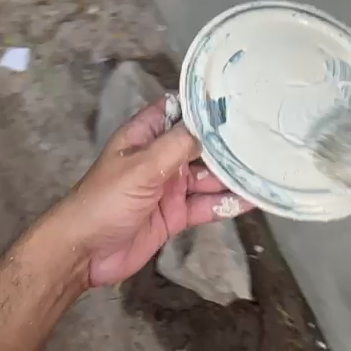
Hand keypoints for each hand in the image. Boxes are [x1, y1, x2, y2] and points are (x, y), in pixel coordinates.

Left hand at [42, 95, 253, 287]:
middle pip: (200, 144)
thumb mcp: (142, 167)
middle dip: (227, 141)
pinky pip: (206, 205)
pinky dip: (226, 203)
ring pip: (208, 176)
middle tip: (264, 135)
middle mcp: (161, 156)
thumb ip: (177, 146)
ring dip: (232, 174)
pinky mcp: (175, 215)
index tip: (239, 97)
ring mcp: (170, 186)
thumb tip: (210, 123)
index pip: (181, 110)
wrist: (85, 252)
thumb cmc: (105, 200)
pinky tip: (251, 199)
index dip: (206, 105)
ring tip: (265, 166)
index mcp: (147, 134)